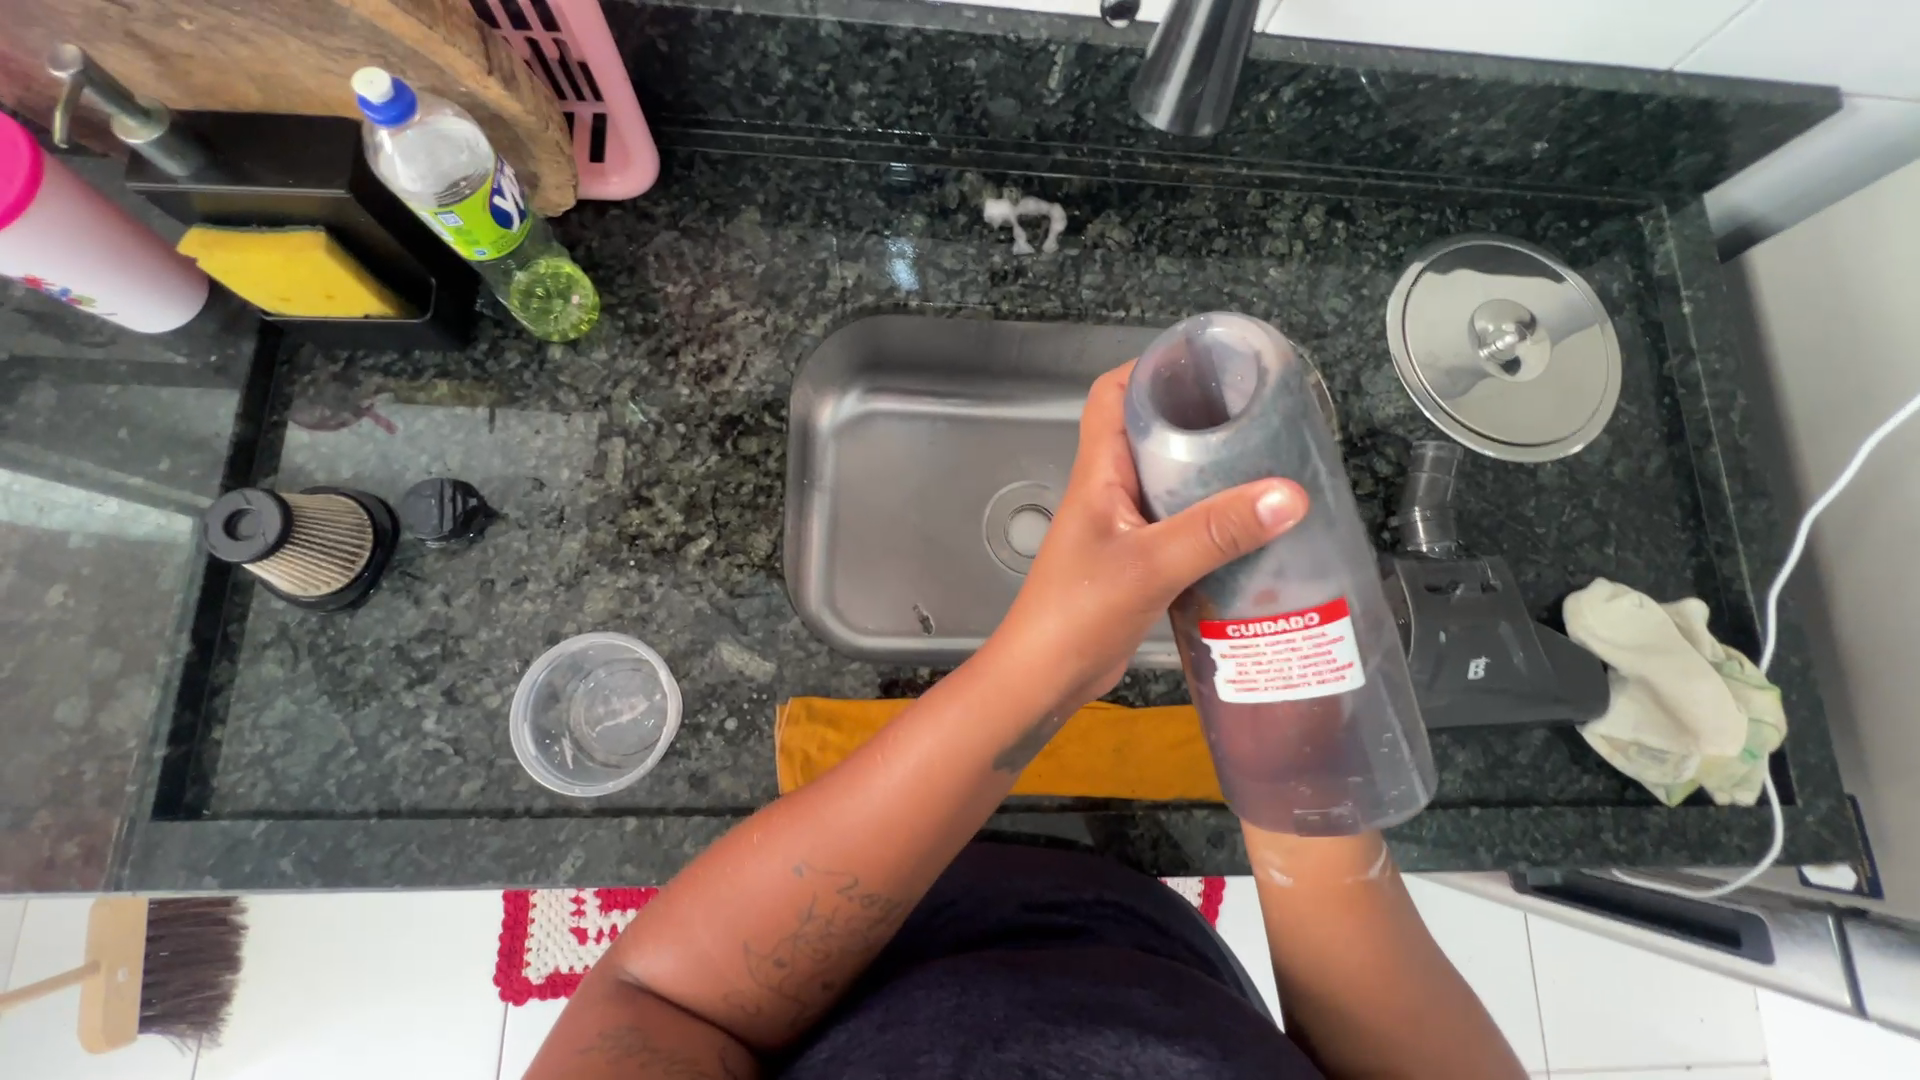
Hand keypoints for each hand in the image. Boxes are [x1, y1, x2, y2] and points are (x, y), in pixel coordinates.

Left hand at [988, 361, 1308, 711]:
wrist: (1046, 677)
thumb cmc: (1078, 613)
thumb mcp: (1150, 565)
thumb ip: (1216, 531)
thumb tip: (1290, 494)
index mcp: (1098, 471)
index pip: (1113, 394)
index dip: (1152, 368)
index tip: (1208, 364)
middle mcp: (1109, 490)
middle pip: (1150, 433)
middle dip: (1199, 418)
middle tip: (1260, 415)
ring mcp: (1123, 526)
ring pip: (1169, 481)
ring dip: (1210, 473)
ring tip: (1269, 465)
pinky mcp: (1138, 561)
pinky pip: (1179, 524)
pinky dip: (1212, 520)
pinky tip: (1252, 528)